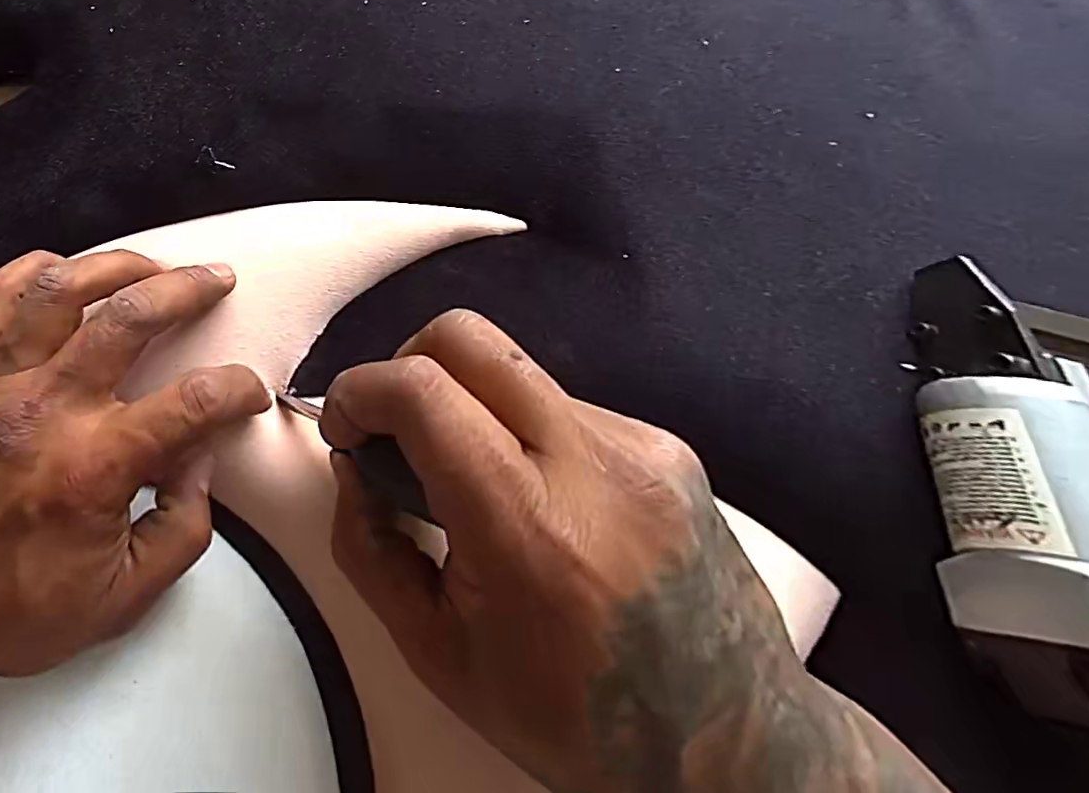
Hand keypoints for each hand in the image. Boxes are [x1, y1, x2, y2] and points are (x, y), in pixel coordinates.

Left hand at [0, 249, 271, 707]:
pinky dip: (36, 270)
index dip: (237, 389)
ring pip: (60, 287)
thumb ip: (183, 529)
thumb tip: (199, 456)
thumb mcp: (121, 599)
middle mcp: (46, 407)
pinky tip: (66, 274)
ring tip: (151, 267)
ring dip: (117, 265)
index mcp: (93, 467)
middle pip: (131, 316)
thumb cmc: (8, 609)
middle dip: (188, 288)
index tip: (248, 393)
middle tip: (217, 279)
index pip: (192, 403)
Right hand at [322, 310, 947, 792]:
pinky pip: (549, 398)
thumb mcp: (431, 649)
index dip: (358, 391)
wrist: (744, 753)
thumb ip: (366, 544)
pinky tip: (530, 493)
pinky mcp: (664, 444)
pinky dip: (510, 426)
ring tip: (469, 478)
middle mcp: (595, 467)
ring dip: (458, 402)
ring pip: (504, 366)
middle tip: (396, 430)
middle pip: (464, 338)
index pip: (423, 393)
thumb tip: (352, 461)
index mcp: (530, 532)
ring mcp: (639, 447)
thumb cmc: (570, 717)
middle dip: (402, 365)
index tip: (344, 430)